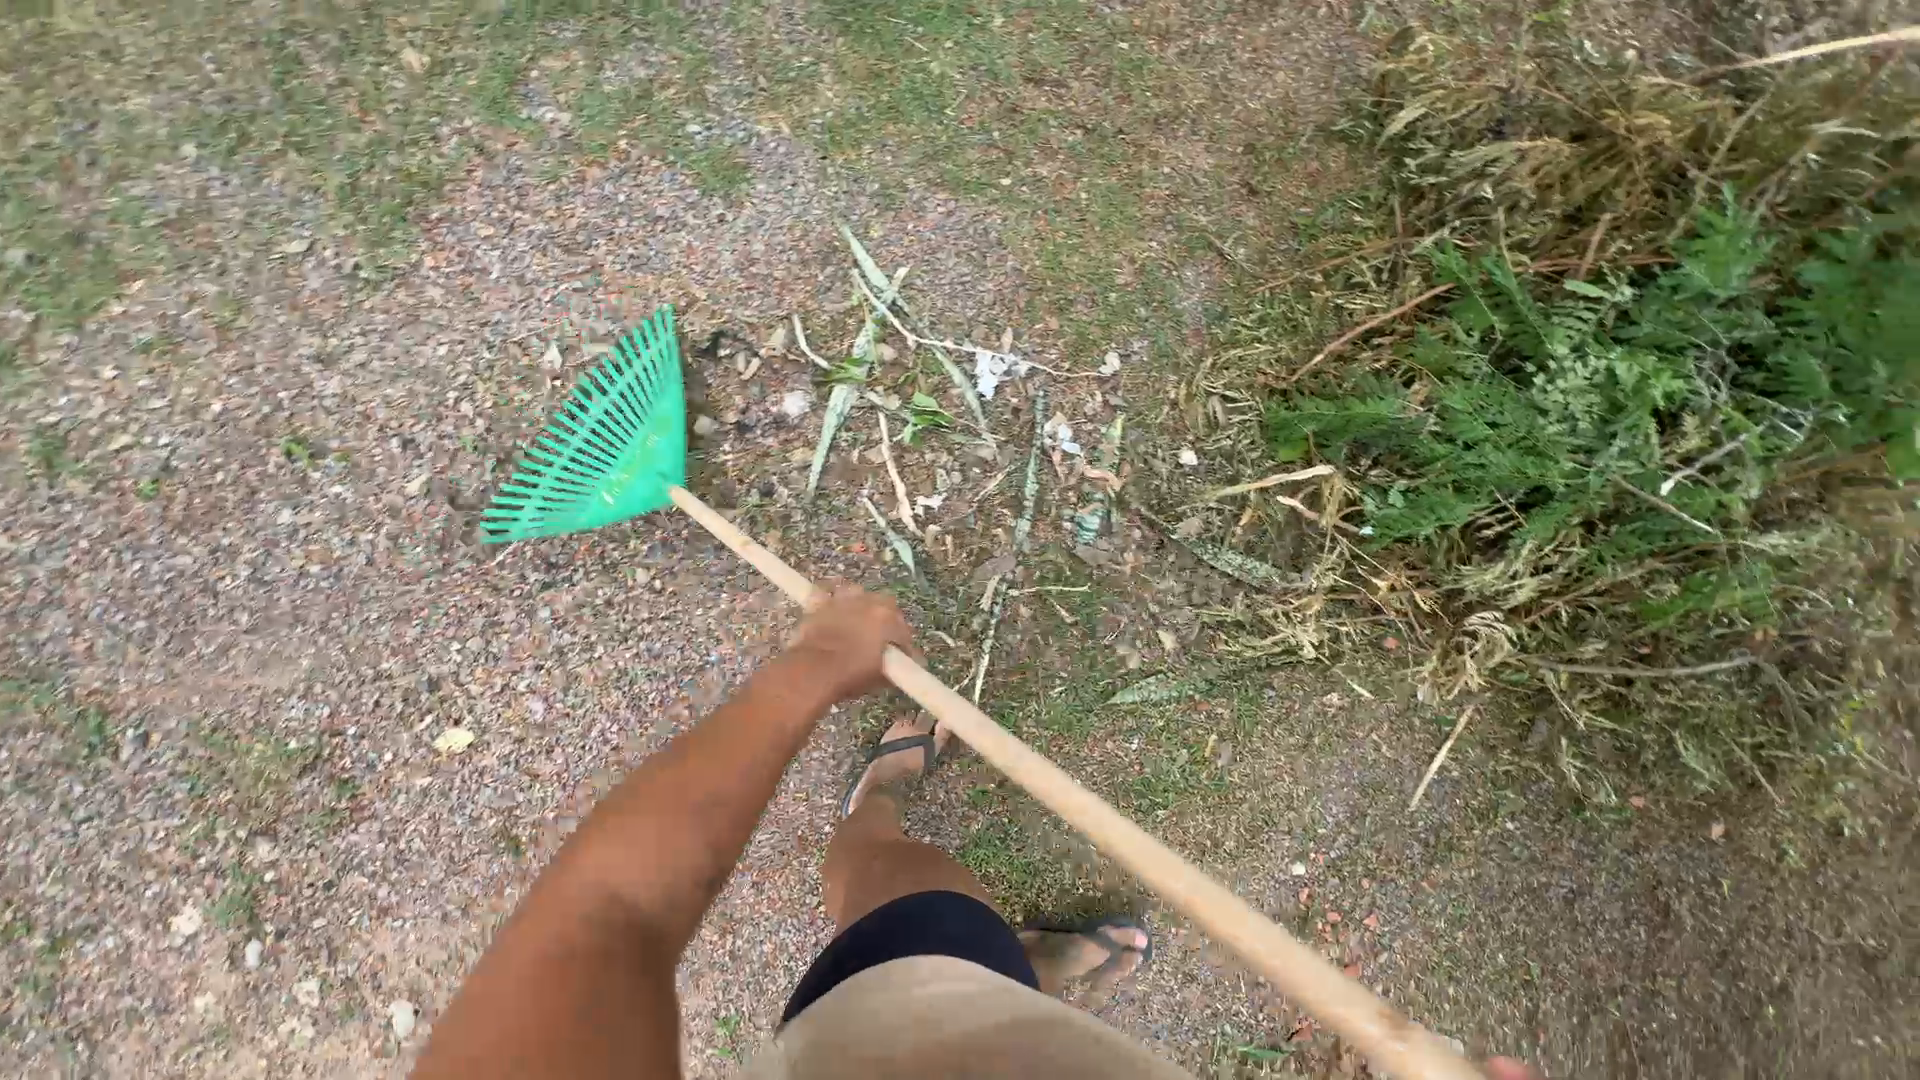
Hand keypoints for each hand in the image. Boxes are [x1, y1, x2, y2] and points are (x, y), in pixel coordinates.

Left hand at [785, 583, 915, 702]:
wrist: (813, 671)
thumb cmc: (851, 674)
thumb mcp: (880, 676)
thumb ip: (893, 666)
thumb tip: (898, 667)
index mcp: (888, 619)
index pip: (903, 630)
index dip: (902, 644)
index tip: (899, 657)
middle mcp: (868, 602)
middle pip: (885, 605)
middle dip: (885, 619)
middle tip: (879, 638)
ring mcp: (842, 600)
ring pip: (857, 592)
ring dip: (859, 604)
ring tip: (855, 620)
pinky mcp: (819, 603)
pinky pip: (825, 592)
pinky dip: (828, 598)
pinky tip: (829, 608)